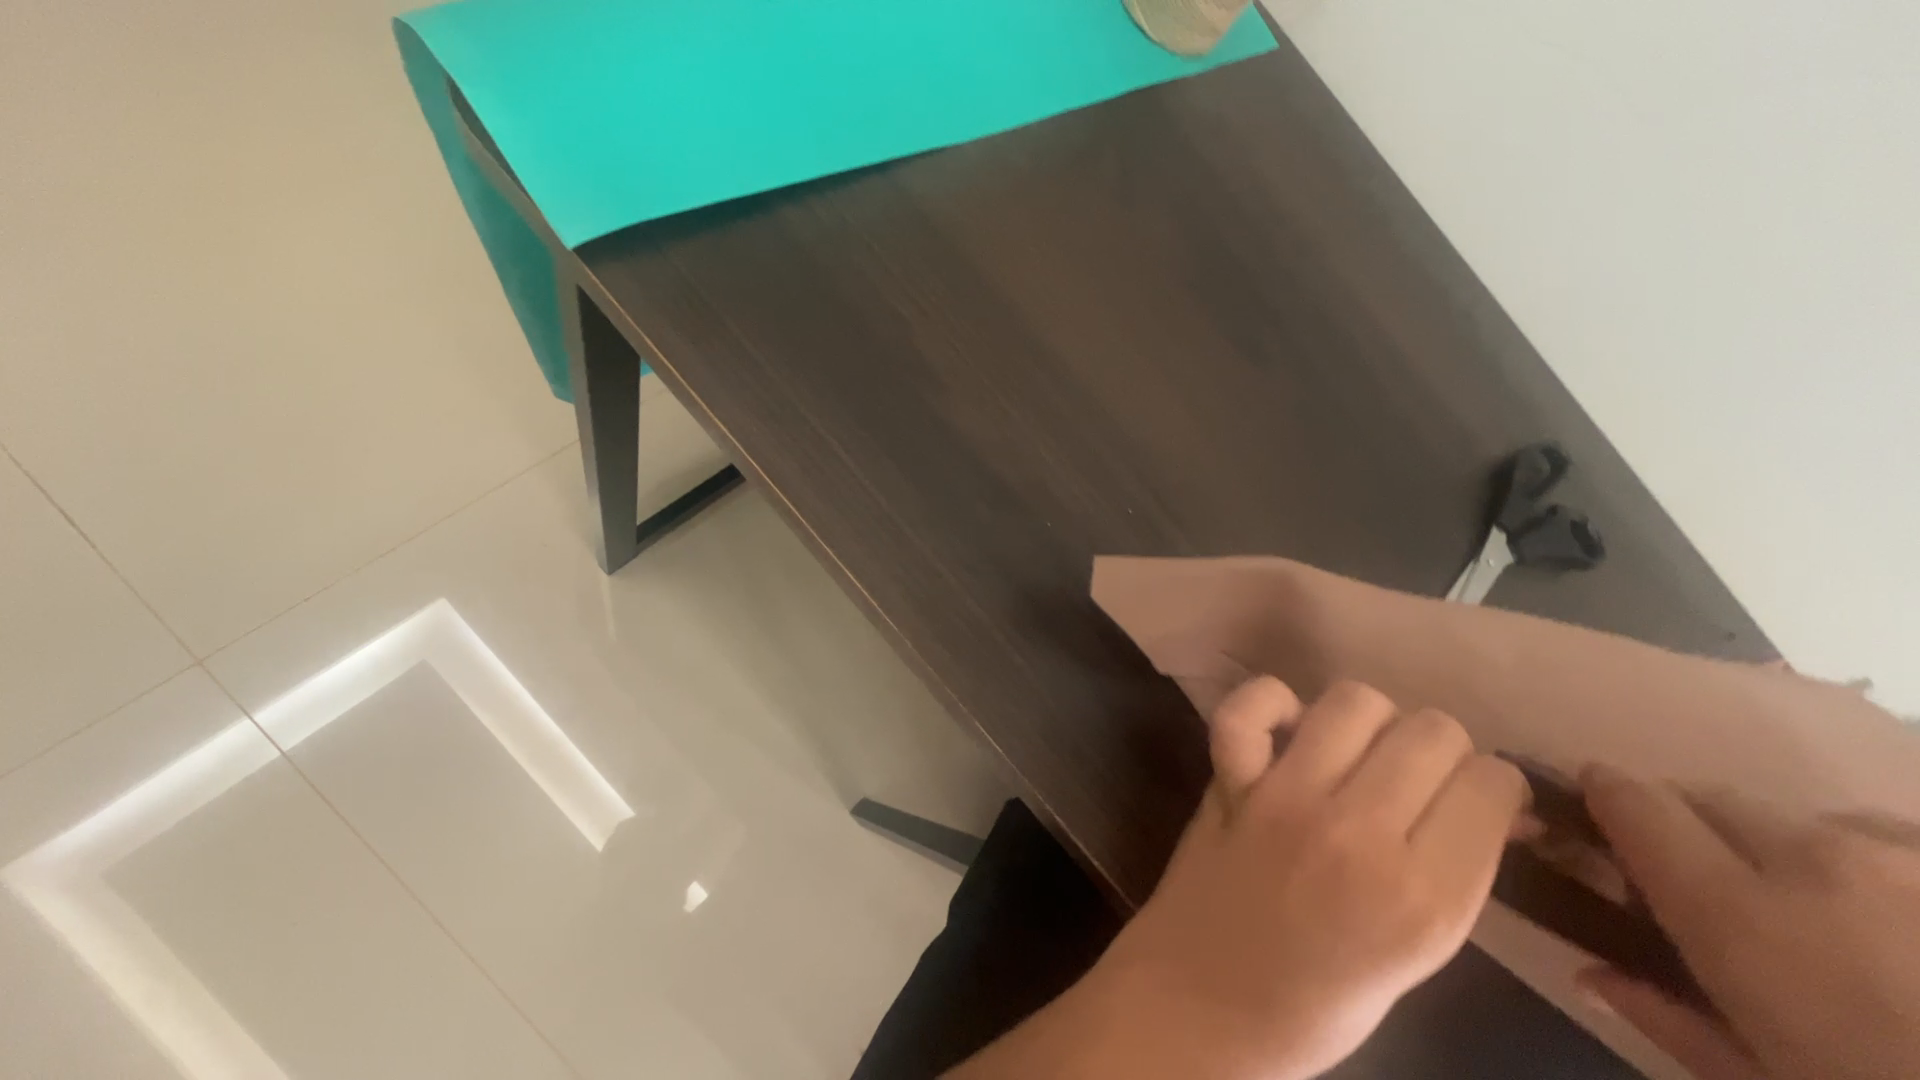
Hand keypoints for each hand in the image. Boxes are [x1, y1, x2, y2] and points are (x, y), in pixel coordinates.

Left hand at [1091, 677, 1528, 1078]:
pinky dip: (1271, 704)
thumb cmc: (1320, 1000)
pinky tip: (1284, 734)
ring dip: (1370, 723)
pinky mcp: (1230, 781)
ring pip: (1357, 701)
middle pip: (1433, 730)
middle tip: (1413, 785)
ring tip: (1357, 758)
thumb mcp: (1420, 952)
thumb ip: (1457, 870)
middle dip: (1439, 753)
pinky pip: (1253, 706)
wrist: (1201, 1006)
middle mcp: (1360, 833)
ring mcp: (1287, 798)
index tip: (1472, 804)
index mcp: (1425, 896)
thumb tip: (1498, 805)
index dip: (1491, 789)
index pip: (1491, 782)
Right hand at [1581, 766, 1919, 1079]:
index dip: (1603, 795)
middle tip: (1706, 888)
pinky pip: (1893, 842)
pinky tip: (1902, 926)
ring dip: (1789, 851)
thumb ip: (1664, 1015)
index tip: (1592, 811)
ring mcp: (1910, 858)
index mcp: (1737, 911)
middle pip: (1711, 797)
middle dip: (1691, 828)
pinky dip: (1874, 868)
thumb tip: (1592, 970)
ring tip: (1829, 921)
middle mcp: (1812, 857)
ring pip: (1807, 819)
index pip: (1634, 802)